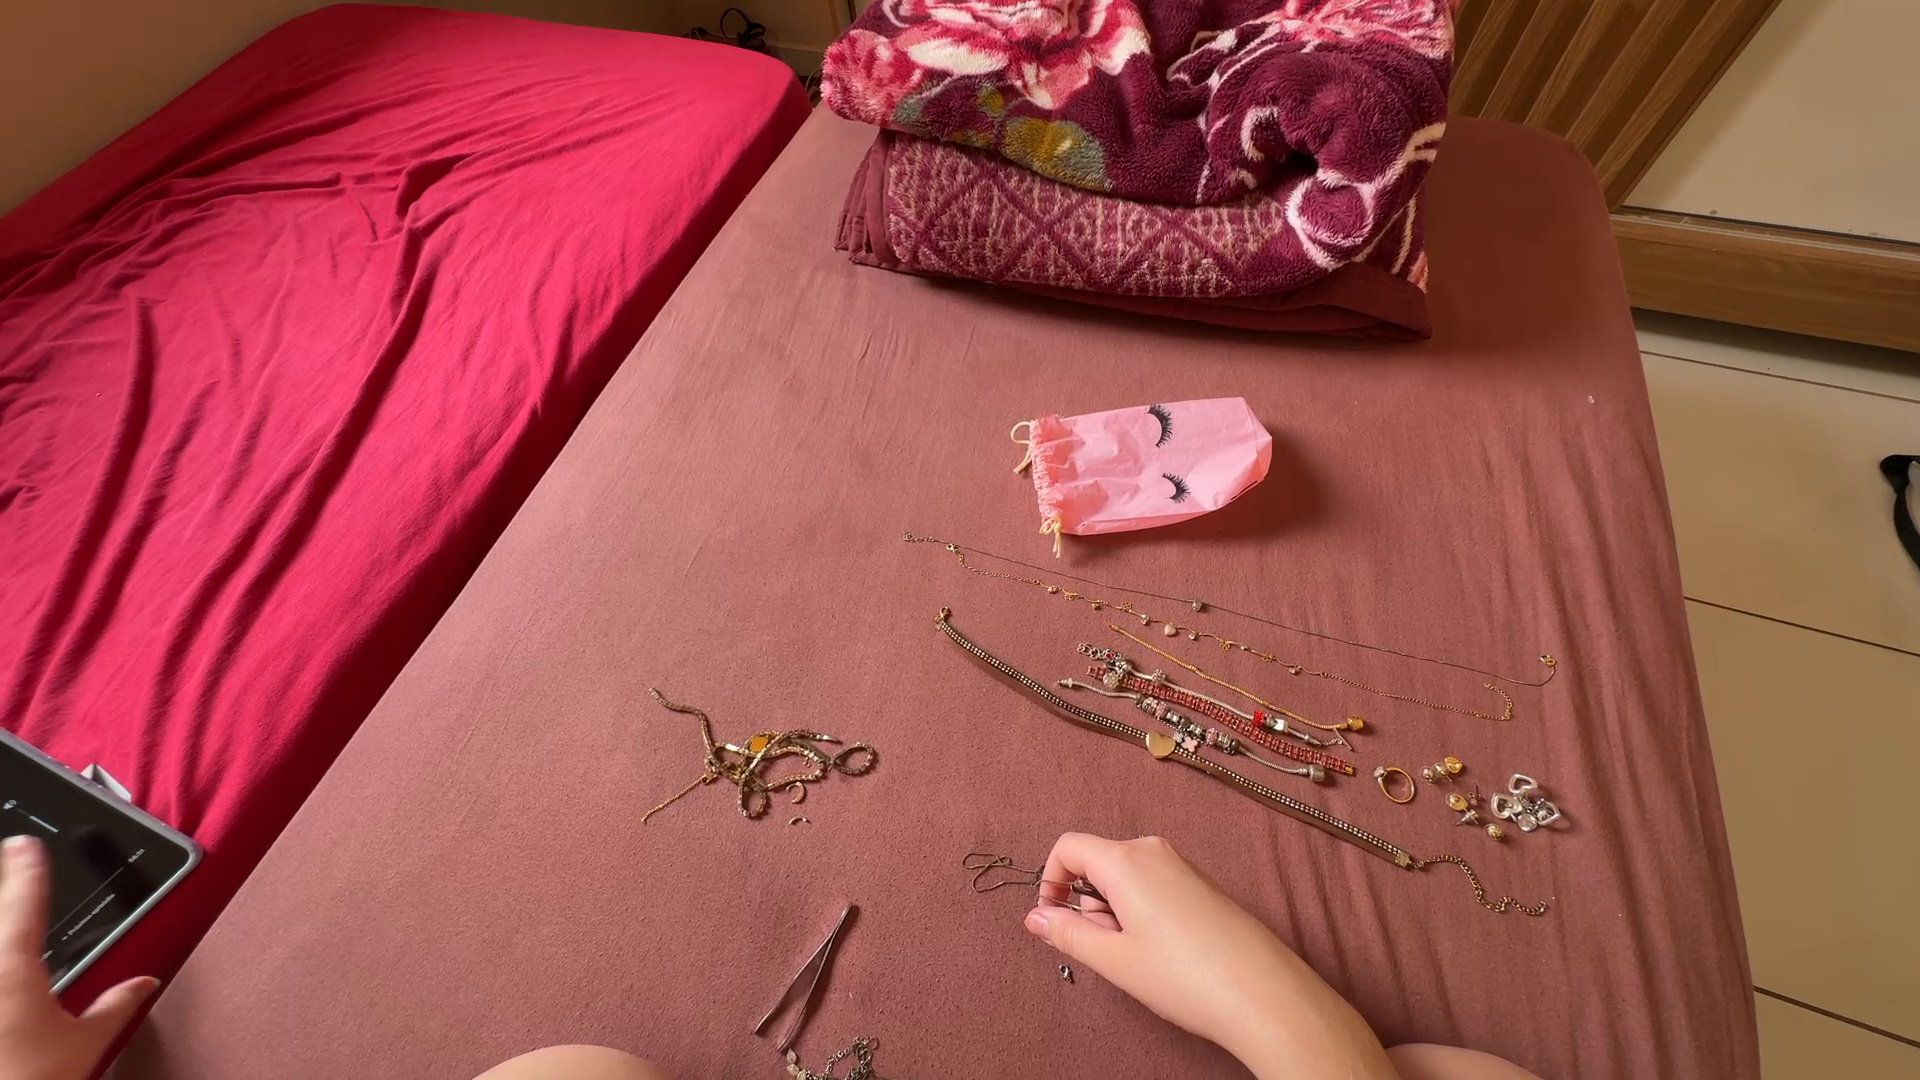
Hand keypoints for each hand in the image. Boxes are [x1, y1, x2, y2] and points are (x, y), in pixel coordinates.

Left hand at [0, 836, 158, 1079]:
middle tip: (3, 862)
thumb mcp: (83, 1044)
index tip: (23, 844)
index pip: (23, 908)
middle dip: (1, 893)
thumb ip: (114, 1006)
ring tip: (10, 922)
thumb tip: (143, 983)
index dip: (27, 872)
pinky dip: (1, 967)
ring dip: (1, 935)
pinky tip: (8, 973)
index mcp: (10, 974)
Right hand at [1024, 833, 1397, 1079]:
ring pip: (1124, 873)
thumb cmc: (1184, 976)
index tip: (1053, 920)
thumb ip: (1067, 933)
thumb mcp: (1115, 960)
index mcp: (1125, 859)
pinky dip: (1138, 908)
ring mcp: (1179, 864)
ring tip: (1133, 956)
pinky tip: (1160, 951)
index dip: (1050, 880)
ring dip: (1112, 908)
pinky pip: (1151, 881)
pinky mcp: (1199, 882)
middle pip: (1097, 860)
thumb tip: (1035, 916)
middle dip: (1085, 901)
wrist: (1266, 994)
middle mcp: (1151, 849)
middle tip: (1101, 949)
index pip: (1068, 847)